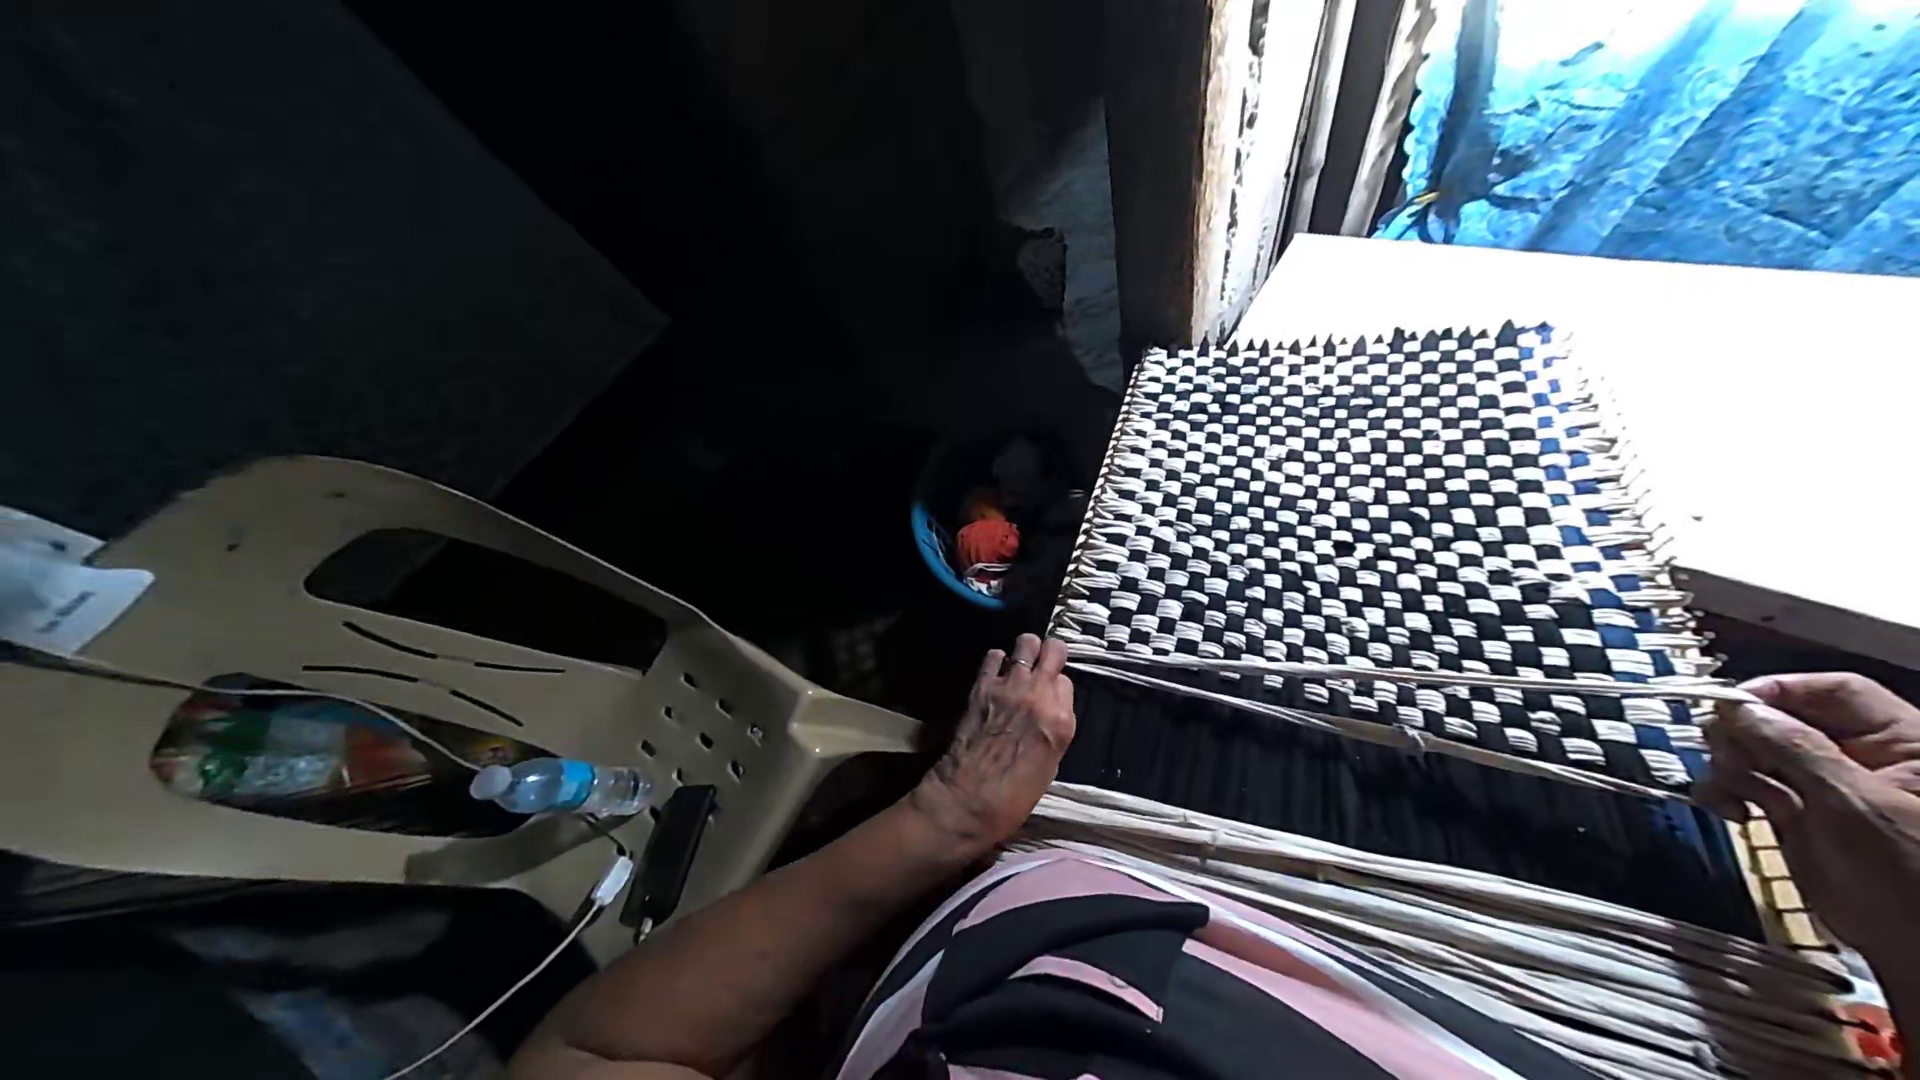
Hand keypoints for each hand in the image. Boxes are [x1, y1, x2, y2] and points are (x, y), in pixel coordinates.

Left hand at [905, 635, 1076, 856]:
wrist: (968, 798)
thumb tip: (1049, 710)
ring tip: (1020, 662)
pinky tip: (995, 672)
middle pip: (1054, 650)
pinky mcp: (982, 685)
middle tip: (1042, 663)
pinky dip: (997, 660)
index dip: (1057, 688)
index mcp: (1061, 720)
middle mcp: (1039, 695)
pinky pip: (994, 655)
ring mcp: (1010, 686)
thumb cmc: (1014, 796)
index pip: (1067, 683)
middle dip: (1050, 653)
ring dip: (1026, 650)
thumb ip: (1054, 727)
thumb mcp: (1051, 763)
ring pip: (1026, 643)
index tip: (1050, 695)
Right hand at [1698, 673, 1919, 973]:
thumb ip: (1795, 747)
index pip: (1836, 692)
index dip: (1780, 692)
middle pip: (1784, 717)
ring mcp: (1827, 786)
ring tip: (1729, 794)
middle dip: (1743, 734)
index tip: (1728, 708)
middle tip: (1727, 758)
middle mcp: (1865, 758)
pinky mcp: (1797, 810)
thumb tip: (1738, 706)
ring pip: (1754, 748)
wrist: (1919, 950)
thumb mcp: (1855, 805)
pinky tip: (1727, 809)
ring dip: (1727, 766)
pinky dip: (1725, 790)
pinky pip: (1745, 782)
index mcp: (1907, 747)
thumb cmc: (1912, 874)